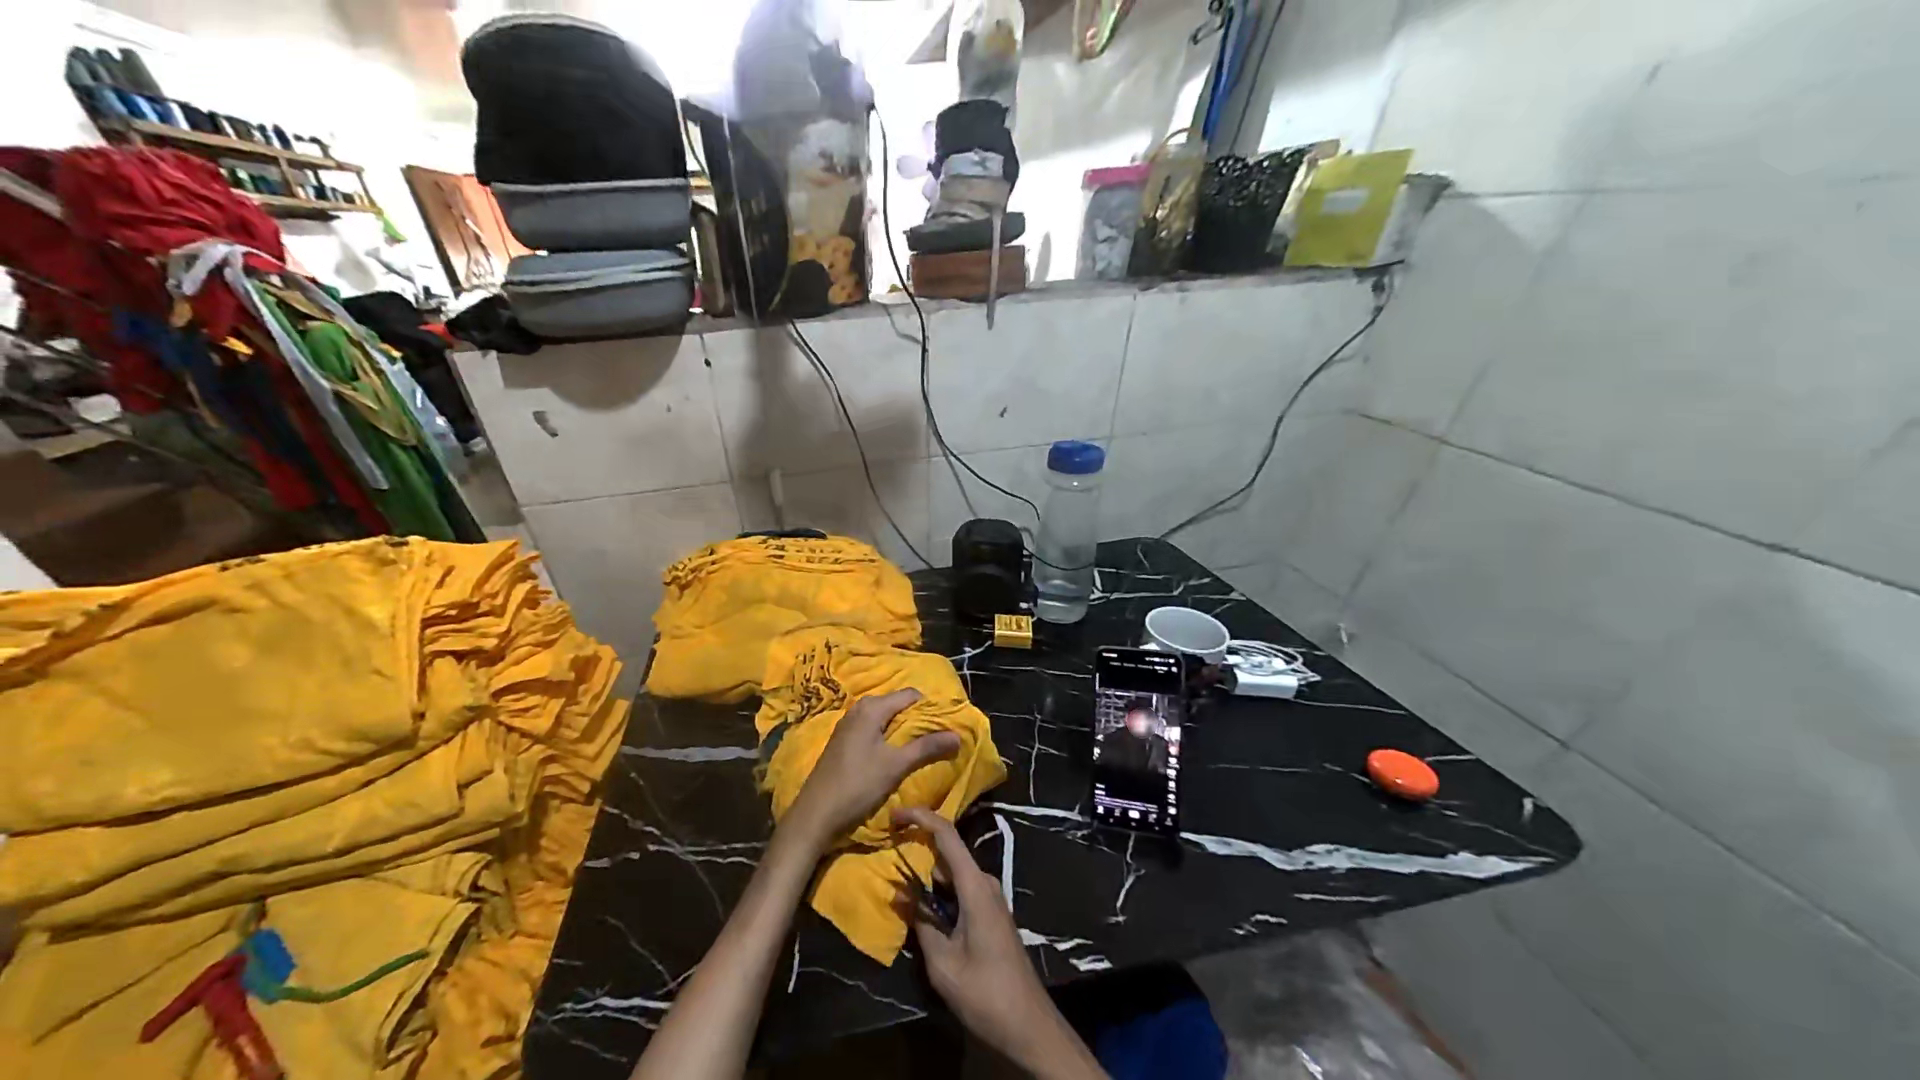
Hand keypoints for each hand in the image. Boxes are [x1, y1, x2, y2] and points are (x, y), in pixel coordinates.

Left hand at [782, 689, 959, 848]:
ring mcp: (848, 725)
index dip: (930, 708)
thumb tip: (957, 735)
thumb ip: (927, 747)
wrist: (816, 814)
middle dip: (917, 718)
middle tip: (935, 737)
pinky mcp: (843, 741)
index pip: (910, 695)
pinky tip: (894, 754)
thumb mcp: (896, 765)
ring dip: (902, 730)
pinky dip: (887, 737)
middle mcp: (858, 709)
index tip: (945, 725)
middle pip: (897, 704)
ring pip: (884, 718)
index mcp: (872, 708)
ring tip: (919, 747)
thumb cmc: (858, 784)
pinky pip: (872, 729)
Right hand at [894, 808, 1106, 1079]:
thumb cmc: (985, 992)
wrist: (1028, 1025)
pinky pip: (960, 891)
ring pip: (952, 875)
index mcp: (975, 886)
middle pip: (947, 854)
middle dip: (918, 851)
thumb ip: (920, 922)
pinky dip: (939, 894)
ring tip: (897, 886)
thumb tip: (900, 891)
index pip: (947, 835)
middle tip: (887, 857)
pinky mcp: (990, 915)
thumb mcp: (942, 962)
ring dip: (926, 878)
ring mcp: (990, 899)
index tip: (894, 813)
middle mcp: (985, 883)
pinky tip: (920, 910)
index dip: (921, 817)